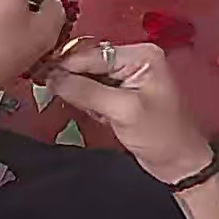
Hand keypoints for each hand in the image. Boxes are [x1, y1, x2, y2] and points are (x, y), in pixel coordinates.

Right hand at [44, 43, 212, 183]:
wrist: (180, 164)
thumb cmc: (160, 134)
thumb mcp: (123, 110)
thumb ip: (86, 91)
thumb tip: (51, 77)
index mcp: (140, 54)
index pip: (93, 54)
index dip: (65, 64)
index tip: (39, 73)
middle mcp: (133, 58)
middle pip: (89, 62)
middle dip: (70, 77)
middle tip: (43, 87)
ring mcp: (127, 76)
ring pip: (88, 76)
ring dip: (77, 91)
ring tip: (70, 103)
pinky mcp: (121, 93)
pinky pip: (93, 89)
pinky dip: (86, 100)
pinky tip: (92, 114)